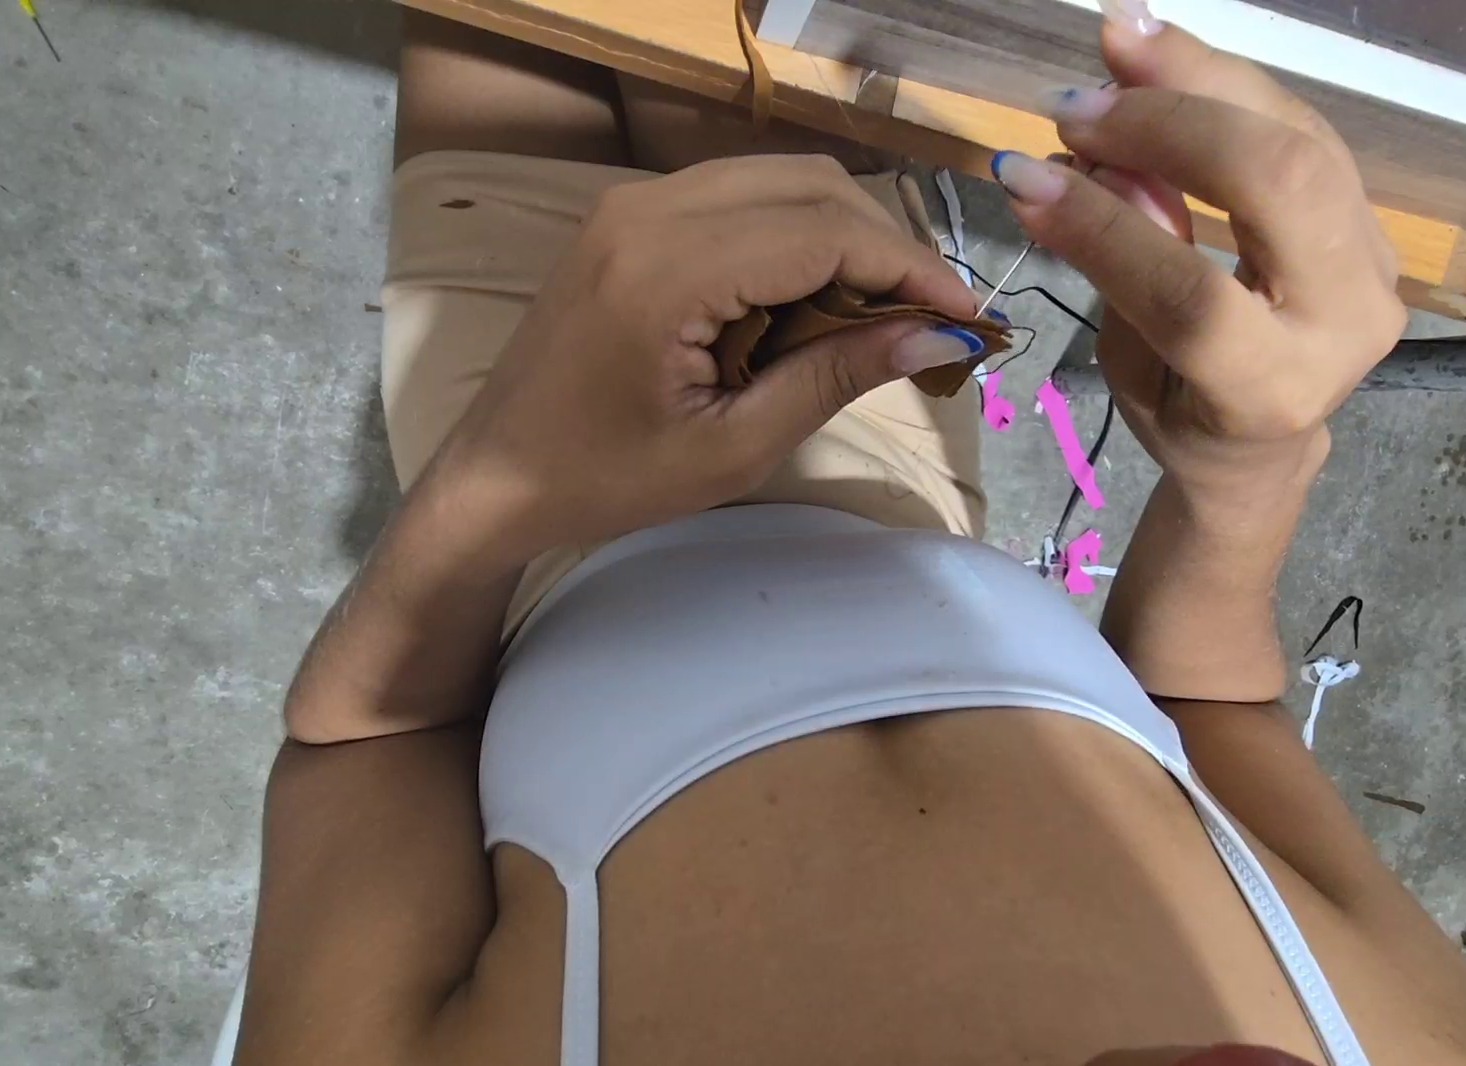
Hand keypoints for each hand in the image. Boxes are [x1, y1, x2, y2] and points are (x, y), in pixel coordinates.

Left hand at [432, 154, 980, 550]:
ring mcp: (630, 204)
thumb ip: (833, 376)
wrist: (498, 478)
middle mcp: (649, 207)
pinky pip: (736, 202)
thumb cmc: (609, 482)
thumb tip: (937, 337)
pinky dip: (791, 239)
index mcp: (669, 268)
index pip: (826, 232)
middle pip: (810, 187)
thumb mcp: (733, 446)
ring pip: (777, 183)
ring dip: (842, 240)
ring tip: (878, 316)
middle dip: (885, 249)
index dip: (910, 269)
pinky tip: (809, 299)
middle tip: (928, 321)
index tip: (967, 317)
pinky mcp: (626, 220)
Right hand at [990, 11, 1404, 499]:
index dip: (1102, 225)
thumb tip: (1095, 172)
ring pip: (1301, 137)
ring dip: (1202, 78)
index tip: (1023, 174)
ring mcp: (1377, 263)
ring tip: (1118, 39)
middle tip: (1080, 95)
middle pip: (1276, 182)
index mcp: (1269, 389)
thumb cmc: (1178, 422)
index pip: (1185, 290)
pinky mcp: (1374, 224)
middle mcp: (1346, 320)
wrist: (1263, 446)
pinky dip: (1229, 90)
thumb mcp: (1130, 374)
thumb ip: (1123, 279)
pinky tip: (1165, 61)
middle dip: (1170, 123)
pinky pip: (1305, 134)